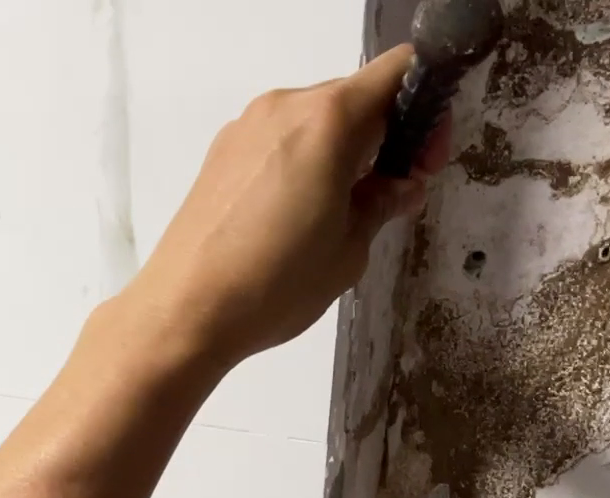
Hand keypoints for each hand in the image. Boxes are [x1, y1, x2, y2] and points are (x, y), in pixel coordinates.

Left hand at [120, 45, 453, 370]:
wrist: (184, 312)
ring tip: (335, 218)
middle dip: (382, 139)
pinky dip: (300, 166)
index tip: (422, 162)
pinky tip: (292, 221)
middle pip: (354, 99)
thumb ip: (382, 205)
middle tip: (386, 198)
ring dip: (339, 155)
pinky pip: (276, 144)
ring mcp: (244, 128)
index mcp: (328, 120)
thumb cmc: (273, 287)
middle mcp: (283, 107)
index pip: (399, 73)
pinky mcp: (218, 156)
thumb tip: (400, 185)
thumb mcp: (347, 253)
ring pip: (312, 123)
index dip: (425, 112)